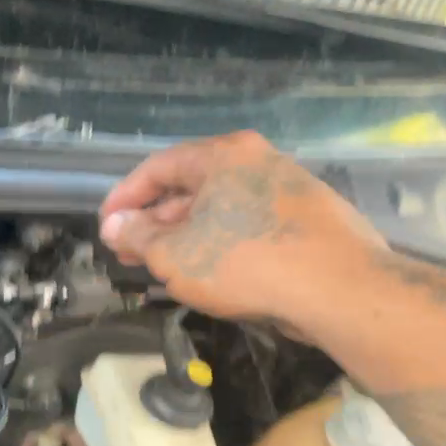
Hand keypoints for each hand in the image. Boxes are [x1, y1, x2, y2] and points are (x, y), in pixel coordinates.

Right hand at [98, 131, 385, 322]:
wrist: (340, 289)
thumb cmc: (244, 263)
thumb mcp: (173, 254)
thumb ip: (137, 237)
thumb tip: (113, 226)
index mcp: (224, 156)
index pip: (158, 167)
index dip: (124, 198)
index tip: (105, 226)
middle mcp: (257, 161)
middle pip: (189, 186)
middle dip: (153, 221)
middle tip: (128, 252)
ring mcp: (287, 187)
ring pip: (218, 207)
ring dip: (183, 235)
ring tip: (161, 267)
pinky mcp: (306, 217)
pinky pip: (245, 222)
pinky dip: (216, 241)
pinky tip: (206, 270)